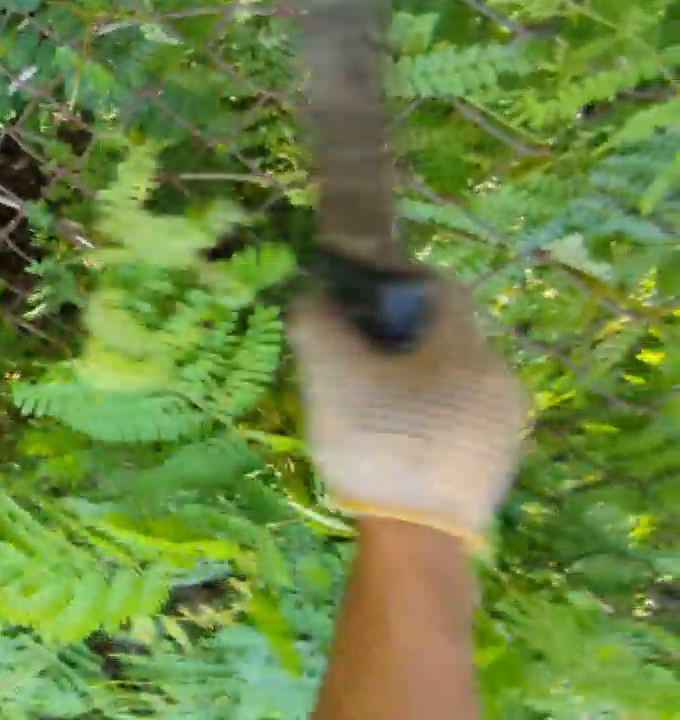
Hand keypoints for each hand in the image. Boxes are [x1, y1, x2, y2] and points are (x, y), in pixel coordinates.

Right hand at [289, 276, 527, 546]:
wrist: (416, 535)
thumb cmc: (373, 439)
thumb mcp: (328, 372)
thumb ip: (316, 321)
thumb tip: (309, 292)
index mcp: (467, 352)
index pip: (439, 287)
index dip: (390, 276)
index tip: (346, 284)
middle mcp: (499, 378)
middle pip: (440, 329)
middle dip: (386, 322)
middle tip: (338, 334)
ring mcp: (502, 420)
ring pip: (445, 367)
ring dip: (399, 359)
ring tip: (351, 377)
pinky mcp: (492, 452)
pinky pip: (452, 401)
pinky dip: (415, 392)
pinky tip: (380, 415)